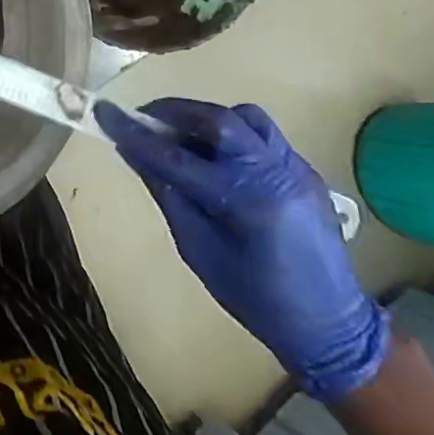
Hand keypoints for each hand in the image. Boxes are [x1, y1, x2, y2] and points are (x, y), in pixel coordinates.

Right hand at [96, 99, 386, 401]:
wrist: (329, 321)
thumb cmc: (253, 297)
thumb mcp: (197, 249)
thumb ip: (168, 195)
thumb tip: (135, 154)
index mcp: (245, 201)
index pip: (177, 156)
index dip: (135, 134)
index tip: (105, 113)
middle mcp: (275, 172)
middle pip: (218, 119)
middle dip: (173, 112)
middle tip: (142, 118)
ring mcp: (295, 167)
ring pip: (245, 118)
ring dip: (205, 118)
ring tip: (179, 133)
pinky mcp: (304, 169)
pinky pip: (263, 135)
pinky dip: (231, 133)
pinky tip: (214, 156)